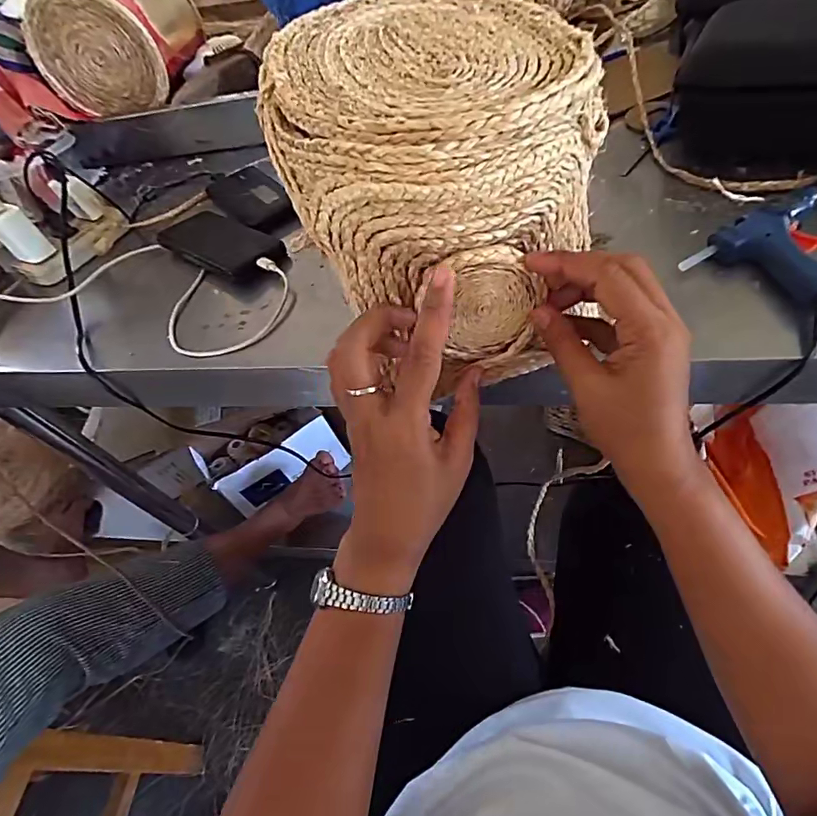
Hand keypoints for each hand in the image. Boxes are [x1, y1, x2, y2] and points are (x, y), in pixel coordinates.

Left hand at [327, 268, 481, 592]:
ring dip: (371, 334)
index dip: (432, 313)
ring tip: (407, 340)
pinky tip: (396, 363)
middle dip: (379, 317)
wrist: (384, 536)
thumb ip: (468, 410)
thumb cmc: (426, 504)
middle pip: (354, 346)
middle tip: (412, 317)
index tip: (439, 279)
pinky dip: (367, 353)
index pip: (420, 357)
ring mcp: (352, 416)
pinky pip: (347, 373)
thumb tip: (475, 370)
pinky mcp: (348, 419)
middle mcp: (369, 414)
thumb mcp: (459, 459)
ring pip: (341, 356)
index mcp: (405, 424)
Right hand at [526, 251, 700, 488]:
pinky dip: (600, 310)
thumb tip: (538, 312)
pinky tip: (569, 322)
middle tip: (544, 279)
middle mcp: (666, 319)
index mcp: (651, 328)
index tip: (532, 264)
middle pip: (625, 267)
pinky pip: (630, 311)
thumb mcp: (586, 386)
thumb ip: (562, 342)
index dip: (566, 264)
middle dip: (582, 267)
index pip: (608, 274)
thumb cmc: (626, 432)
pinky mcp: (660, 342)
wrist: (660, 464)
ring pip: (629, 285)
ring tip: (553, 302)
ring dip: (591, 286)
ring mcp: (666, 330)